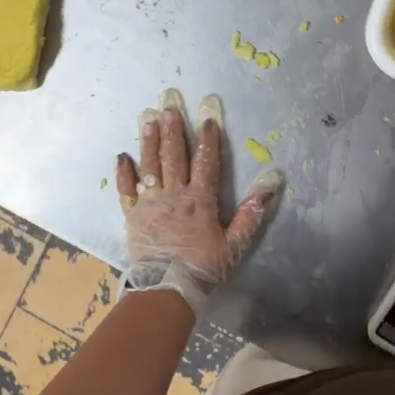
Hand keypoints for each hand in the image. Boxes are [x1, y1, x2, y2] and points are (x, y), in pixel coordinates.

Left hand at [116, 89, 281, 312]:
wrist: (166, 289)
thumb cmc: (203, 267)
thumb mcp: (235, 243)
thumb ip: (251, 213)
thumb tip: (272, 183)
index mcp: (200, 200)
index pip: (206, 162)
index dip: (208, 139)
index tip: (208, 118)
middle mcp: (174, 195)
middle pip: (174, 156)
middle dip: (174, 130)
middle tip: (170, 105)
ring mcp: (150, 204)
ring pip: (149, 166)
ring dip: (149, 141)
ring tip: (148, 118)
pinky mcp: (132, 216)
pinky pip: (126, 190)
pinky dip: (123, 173)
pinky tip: (122, 156)